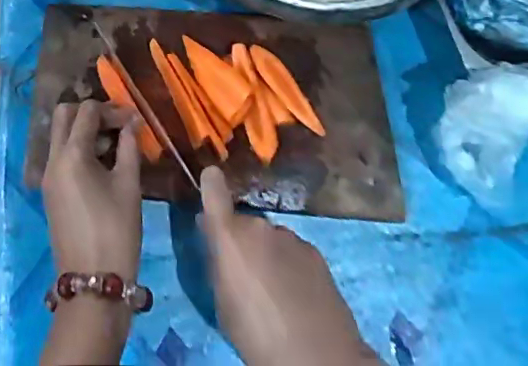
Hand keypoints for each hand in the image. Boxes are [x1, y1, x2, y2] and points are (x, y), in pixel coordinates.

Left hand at [42, 99, 141, 279]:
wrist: (93, 284)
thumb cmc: (115, 231)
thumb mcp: (129, 186)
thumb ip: (129, 147)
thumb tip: (132, 123)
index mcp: (71, 155)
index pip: (87, 112)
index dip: (112, 110)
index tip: (133, 120)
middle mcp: (52, 160)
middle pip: (64, 116)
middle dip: (91, 113)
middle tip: (118, 126)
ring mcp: (47, 177)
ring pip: (61, 136)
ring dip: (84, 131)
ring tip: (115, 146)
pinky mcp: (50, 192)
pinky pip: (61, 157)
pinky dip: (79, 150)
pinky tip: (103, 164)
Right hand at [199, 166, 377, 365]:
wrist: (317, 357)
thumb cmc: (256, 334)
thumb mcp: (222, 302)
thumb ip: (216, 262)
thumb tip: (212, 235)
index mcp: (230, 235)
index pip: (214, 190)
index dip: (211, 183)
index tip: (210, 178)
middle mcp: (259, 226)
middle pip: (244, 224)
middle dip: (241, 240)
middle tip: (243, 273)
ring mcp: (290, 236)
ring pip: (269, 238)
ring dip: (267, 253)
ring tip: (273, 290)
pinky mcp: (315, 252)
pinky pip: (292, 251)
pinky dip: (290, 265)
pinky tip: (296, 295)